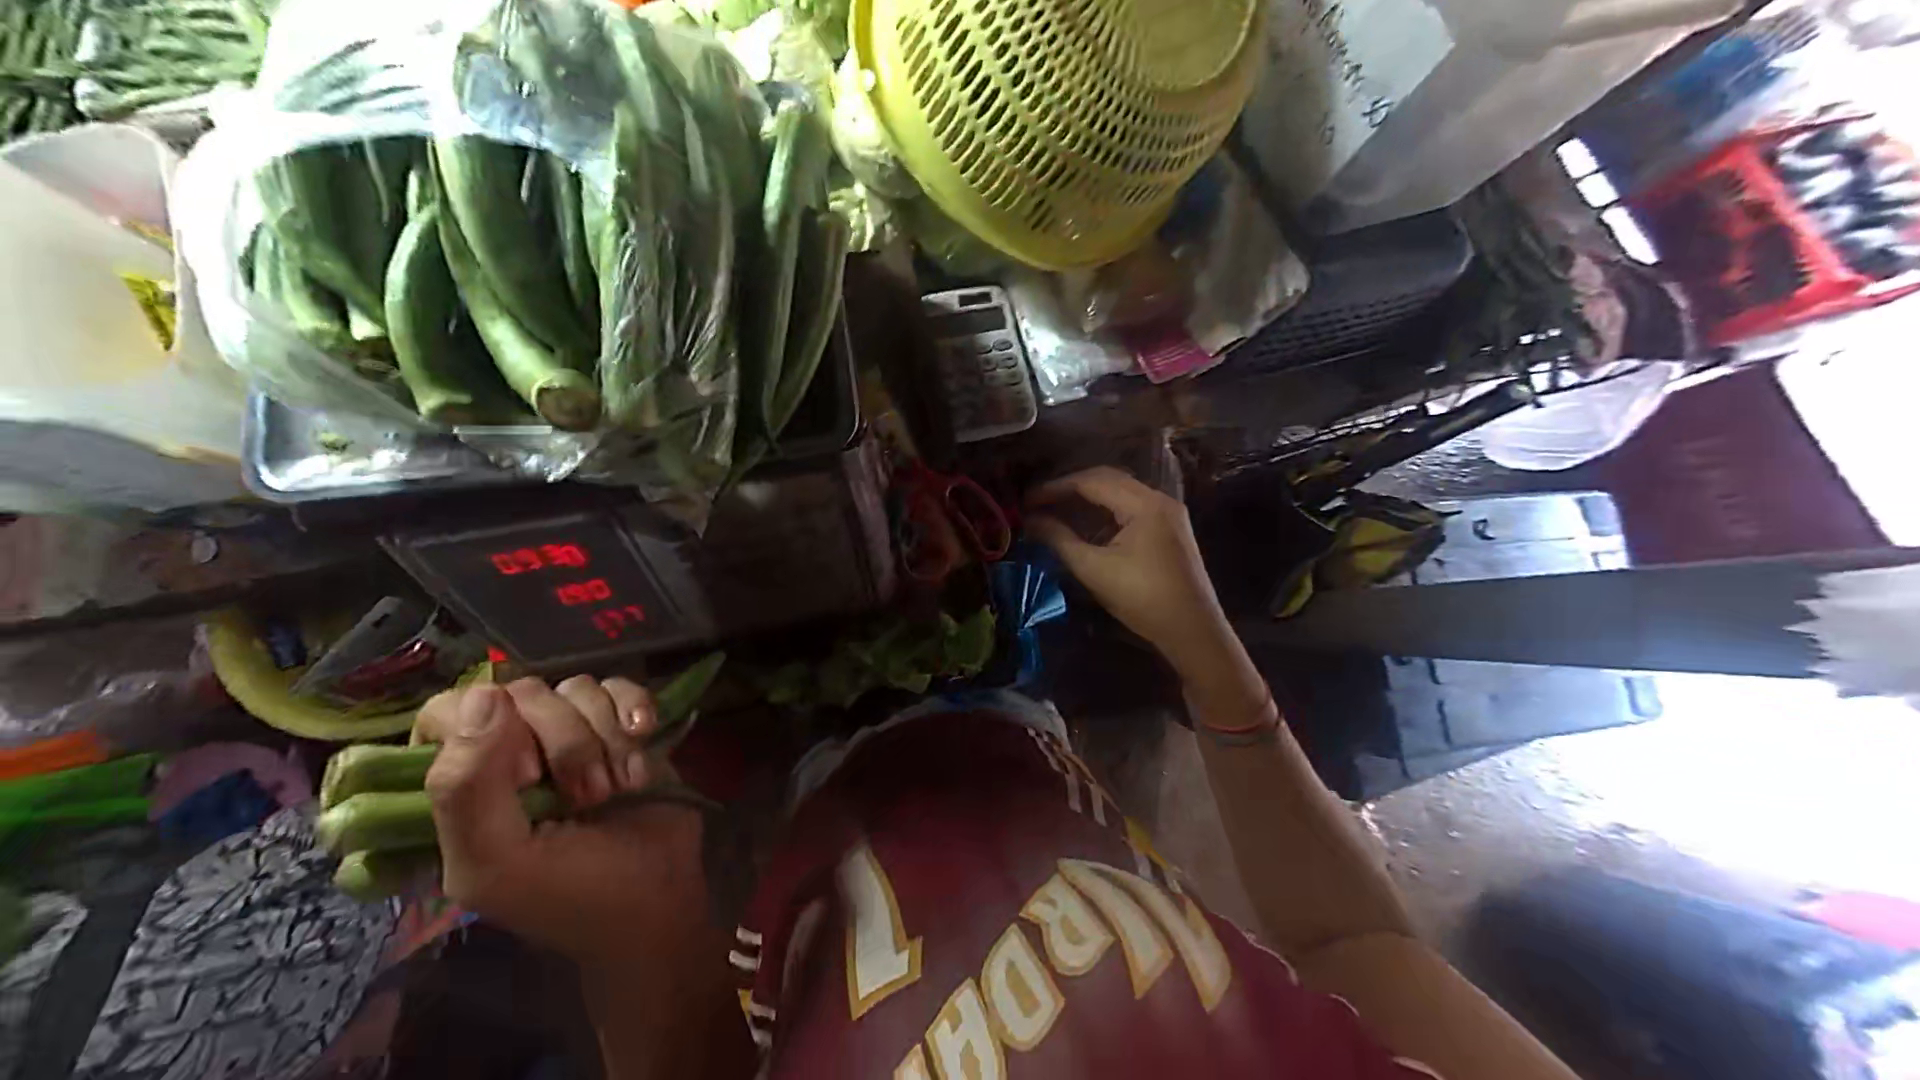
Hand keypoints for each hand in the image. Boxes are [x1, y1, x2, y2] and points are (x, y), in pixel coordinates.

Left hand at [413, 680, 720, 986]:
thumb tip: (485, 695)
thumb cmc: (573, 892)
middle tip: (587, 796)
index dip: (488, 728)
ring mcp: (573, 734)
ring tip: (621, 785)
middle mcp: (515, 750)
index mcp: (465, 785)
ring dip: (606, 737)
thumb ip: (467, 788)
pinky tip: (645, 737)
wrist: (661, 895)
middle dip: (566, 742)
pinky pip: (620, 687)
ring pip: (577, 689)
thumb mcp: (499, 862)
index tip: (525, 774)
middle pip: (525, 695)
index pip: (451, 712)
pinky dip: (635, 709)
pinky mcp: (622, 725)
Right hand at [1028, 467, 1273, 732]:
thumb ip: (1059, 539)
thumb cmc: (1143, 599)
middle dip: (1070, 489)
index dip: (1056, 488)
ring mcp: (1168, 515)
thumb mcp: (1094, 569)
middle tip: (1039, 503)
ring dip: (1087, 500)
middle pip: (1108, 480)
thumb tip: (1031, 521)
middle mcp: (1160, 499)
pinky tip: (1086, 527)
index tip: (1027, 500)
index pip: (1092, 481)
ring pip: (1120, 494)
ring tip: (1056, 511)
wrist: (1194, 632)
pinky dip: (1105, 513)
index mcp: (1145, 504)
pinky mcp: (1169, 531)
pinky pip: (1131, 509)